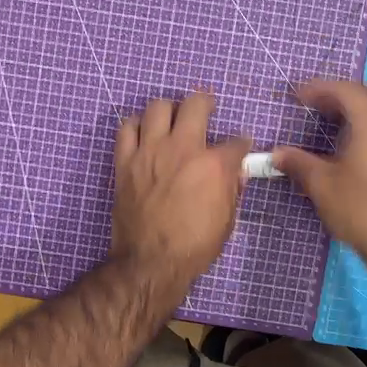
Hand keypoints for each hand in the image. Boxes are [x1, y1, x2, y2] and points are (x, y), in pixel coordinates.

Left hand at [112, 91, 250, 296]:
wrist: (151, 262)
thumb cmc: (194, 248)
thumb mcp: (227, 221)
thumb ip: (232, 190)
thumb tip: (235, 172)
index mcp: (214, 165)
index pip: (236, 142)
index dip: (241, 144)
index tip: (239, 148)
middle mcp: (183, 148)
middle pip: (195, 104)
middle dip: (205, 104)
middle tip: (205, 112)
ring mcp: (150, 152)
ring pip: (157, 107)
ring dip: (168, 111)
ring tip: (171, 122)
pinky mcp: (125, 161)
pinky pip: (126, 128)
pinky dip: (136, 126)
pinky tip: (142, 134)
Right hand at [273, 80, 366, 268]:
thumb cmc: (359, 209)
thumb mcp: (321, 185)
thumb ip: (298, 163)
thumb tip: (277, 153)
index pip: (347, 91)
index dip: (321, 88)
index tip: (298, 97)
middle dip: (345, 93)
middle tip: (320, 107)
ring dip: (366, 105)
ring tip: (343, 120)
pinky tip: (364, 142)